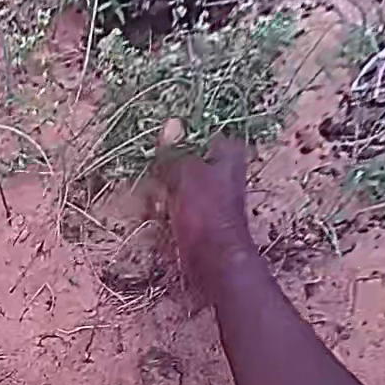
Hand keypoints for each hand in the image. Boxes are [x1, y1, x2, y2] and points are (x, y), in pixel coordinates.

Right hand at [157, 137, 263, 300]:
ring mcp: (211, 194)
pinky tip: (163, 218)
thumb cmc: (205, 212)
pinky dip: (167, 209)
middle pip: (184, 159)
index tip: (157, 150)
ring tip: (159, 204)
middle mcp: (223, 168)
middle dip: (165, 171)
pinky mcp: (200, 215)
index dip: (174, 141)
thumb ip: (175, 151)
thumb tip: (169, 124)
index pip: (196, 133)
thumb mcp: (186, 173)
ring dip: (163, 193)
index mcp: (227, 150)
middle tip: (156, 181)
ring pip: (177, 183)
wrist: (213, 259)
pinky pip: (177, 204)